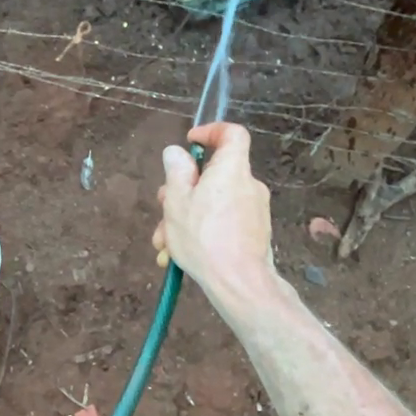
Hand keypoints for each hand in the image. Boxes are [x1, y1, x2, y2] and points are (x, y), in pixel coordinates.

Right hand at [151, 123, 274, 300]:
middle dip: (182, 190)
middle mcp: (248, 185)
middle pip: (213, 174)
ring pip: (212, 202)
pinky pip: (222, 222)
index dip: (211, 131)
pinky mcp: (253, 232)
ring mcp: (253, 210)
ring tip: (163, 243)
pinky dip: (200, 231)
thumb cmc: (204, 237)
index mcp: (232, 169)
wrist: (238, 283)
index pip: (233, 134)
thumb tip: (177, 152)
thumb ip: (176, 172)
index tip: (190, 143)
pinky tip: (178, 256)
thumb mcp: (177, 201)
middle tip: (162, 207)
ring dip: (185, 217)